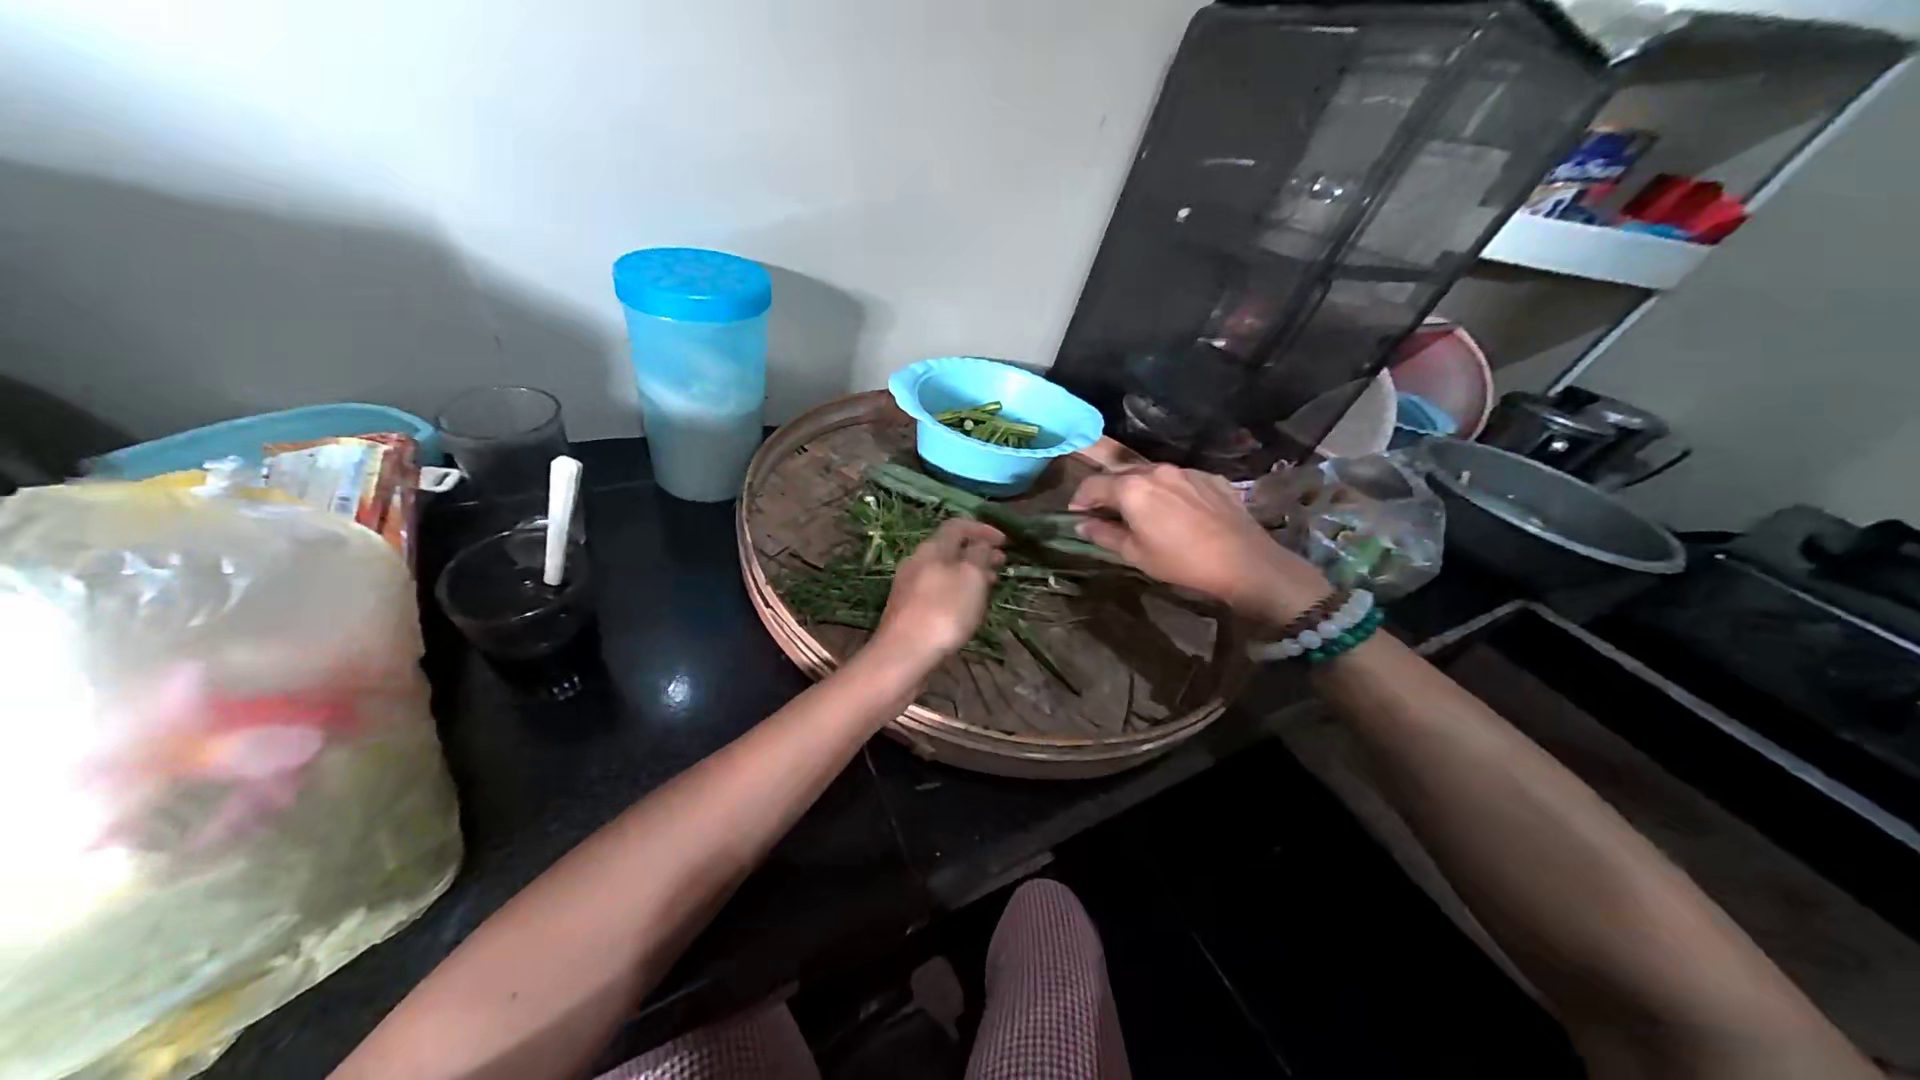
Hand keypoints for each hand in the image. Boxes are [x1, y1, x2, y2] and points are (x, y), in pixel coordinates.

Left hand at [869, 519, 1004, 666]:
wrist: (903, 654)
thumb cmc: (943, 612)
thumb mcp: (970, 577)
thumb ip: (979, 555)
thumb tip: (981, 544)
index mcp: (932, 548)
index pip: (957, 526)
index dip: (983, 529)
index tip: (1005, 541)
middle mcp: (917, 562)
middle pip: (950, 548)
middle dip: (978, 552)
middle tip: (1002, 562)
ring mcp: (909, 586)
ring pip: (944, 570)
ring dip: (969, 572)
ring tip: (990, 584)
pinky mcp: (908, 609)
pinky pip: (937, 590)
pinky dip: (957, 589)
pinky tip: (967, 606)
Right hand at [1069, 464, 1328, 622]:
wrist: (1243, 561)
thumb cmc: (1182, 562)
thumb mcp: (1136, 554)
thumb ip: (1104, 534)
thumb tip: (1082, 524)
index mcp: (1132, 488)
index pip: (1093, 484)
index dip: (1079, 498)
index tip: (1076, 513)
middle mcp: (1156, 470)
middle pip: (1121, 474)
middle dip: (1108, 491)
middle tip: (1105, 513)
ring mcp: (1185, 471)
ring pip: (1151, 474)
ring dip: (1138, 489)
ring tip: (1141, 511)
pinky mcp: (1209, 477)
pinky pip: (1178, 479)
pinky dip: (1167, 491)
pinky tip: (1175, 512)